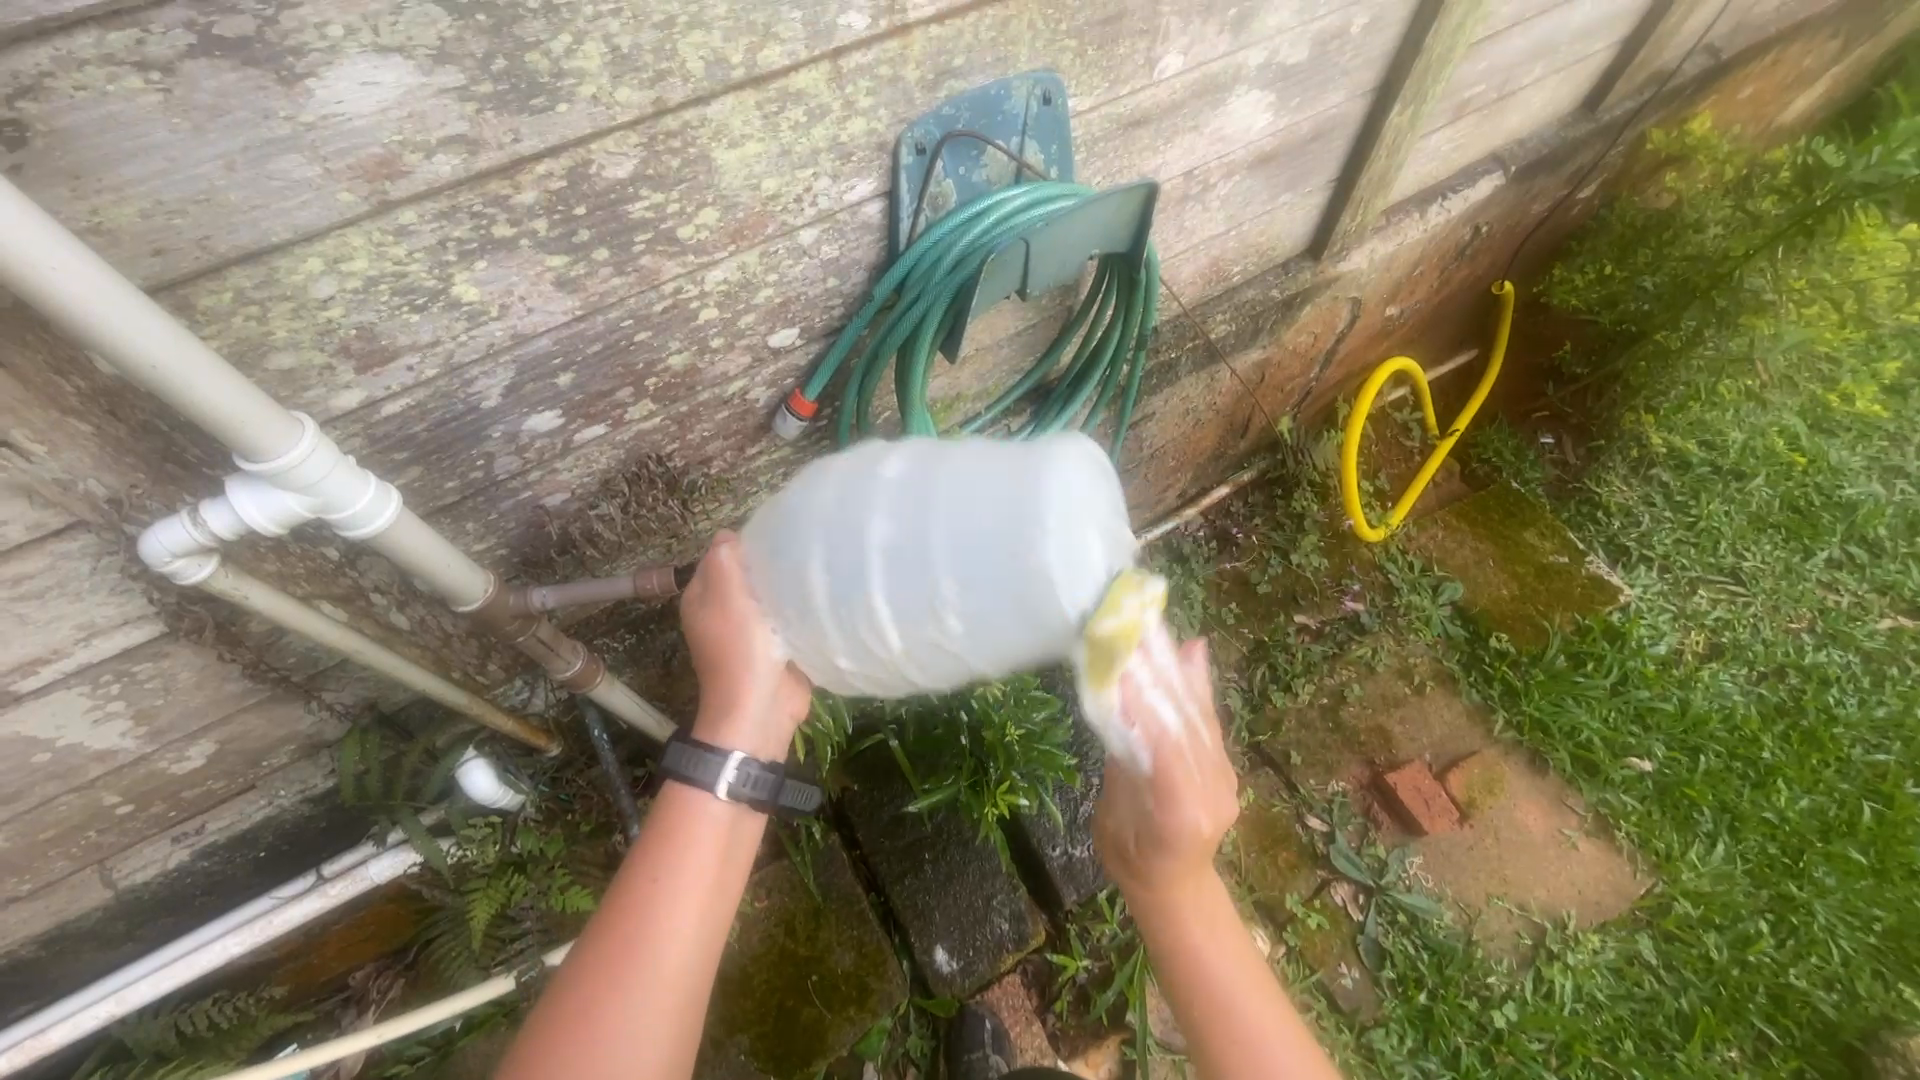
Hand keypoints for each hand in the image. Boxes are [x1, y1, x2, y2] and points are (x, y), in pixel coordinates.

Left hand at [679, 531, 810, 758]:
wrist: (760, 709)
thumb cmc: (739, 650)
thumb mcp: (725, 597)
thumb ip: (723, 561)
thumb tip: (728, 534)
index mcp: (704, 598)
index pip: (722, 556)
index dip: (745, 544)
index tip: (776, 536)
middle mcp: (724, 612)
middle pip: (749, 575)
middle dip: (770, 563)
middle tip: (800, 551)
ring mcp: (752, 631)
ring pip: (771, 595)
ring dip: (788, 586)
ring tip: (813, 570)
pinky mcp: (778, 646)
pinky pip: (789, 618)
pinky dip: (800, 609)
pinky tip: (819, 599)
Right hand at [1093, 637, 1238, 906]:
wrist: (1173, 888)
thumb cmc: (1130, 860)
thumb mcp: (1113, 818)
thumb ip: (1123, 763)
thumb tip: (1121, 707)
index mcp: (1181, 813)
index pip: (1166, 749)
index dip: (1146, 707)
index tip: (1124, 666)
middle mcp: (1215, 791)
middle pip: (1187, 724)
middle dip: (1162, 674)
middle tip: (1141, 630)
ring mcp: (1225, 779)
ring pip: (1200, 717)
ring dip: (1178, 672)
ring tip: (1160, 630)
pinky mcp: (1226, 769)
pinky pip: (1208, 723)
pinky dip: (1196, 687)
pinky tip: (1192, 652)